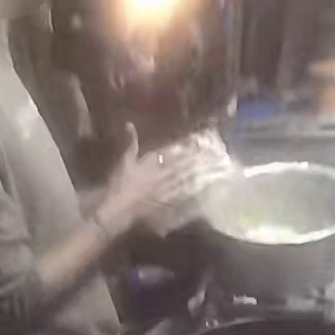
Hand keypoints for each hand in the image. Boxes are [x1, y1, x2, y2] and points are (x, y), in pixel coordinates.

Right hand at [94, 125, 208, 236]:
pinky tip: (203, 190)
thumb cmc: (119, 185)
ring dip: (200, 175)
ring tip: (215, 170)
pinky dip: (192, 194)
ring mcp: (166, 192)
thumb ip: (130, 143)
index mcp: (153, 163)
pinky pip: (182, 198)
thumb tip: (129, 124)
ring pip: (187, 181)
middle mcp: (163, 176)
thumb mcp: (124, 161)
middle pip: (185, 167)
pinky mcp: (165, 206)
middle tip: (217, 156)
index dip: (189, 148)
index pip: (175, 153)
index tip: (203, 142)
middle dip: (200, 161)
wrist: (117, 210)